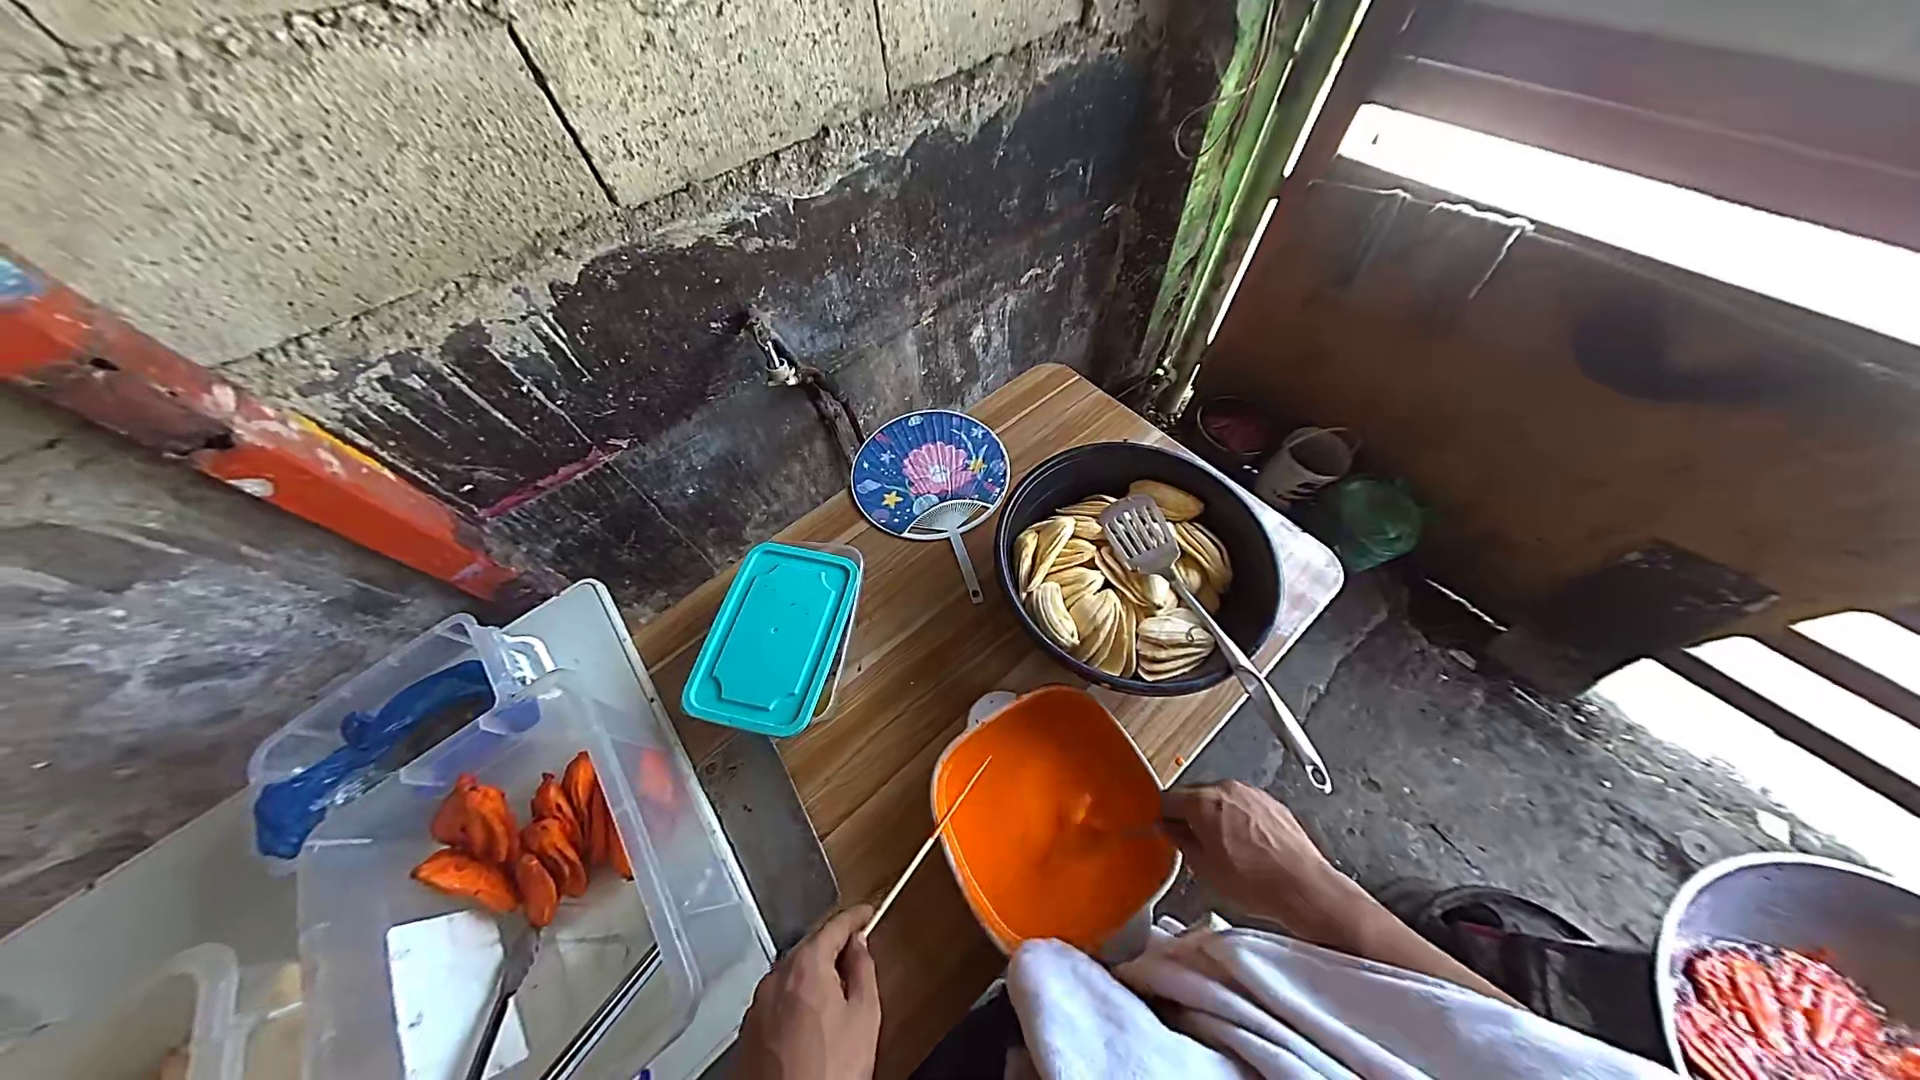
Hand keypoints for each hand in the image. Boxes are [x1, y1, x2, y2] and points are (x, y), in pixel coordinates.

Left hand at [736, 905, 880, 1079]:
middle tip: (856, 953)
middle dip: (834, 946)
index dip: (856, 916)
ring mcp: (758, 1004)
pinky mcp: (749, 1031)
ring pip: (792, 973)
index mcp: (807, 965)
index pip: (835, 925)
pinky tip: (810, 1021)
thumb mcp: (864, 1015)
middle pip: (810, 946)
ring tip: (835, 996)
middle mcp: (776, 977)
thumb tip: (859, 946)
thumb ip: (863, 969)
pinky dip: (795, 998)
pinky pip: (777, 999)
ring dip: (813, 974)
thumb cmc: (827, 1073)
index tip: (867, 913)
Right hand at [1160, 781, 1362, 947]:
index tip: (1167, 830)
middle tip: (1196, 844)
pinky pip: (1243, 804)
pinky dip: (1239, 818)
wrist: (1305, 888)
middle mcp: (1225, 789)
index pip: (1167, 799)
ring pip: (1219, 799)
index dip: (1164, 818)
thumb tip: (1171, 831)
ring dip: (1216, 816)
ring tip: (1227, 849)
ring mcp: (1249, 793)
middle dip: (1190, 816)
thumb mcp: (1204, 868)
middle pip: (1193, 795)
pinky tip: (1247, 846)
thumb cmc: (1259, 883)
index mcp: (1202, 802)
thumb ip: (1180, 841)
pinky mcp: (1270, 802)